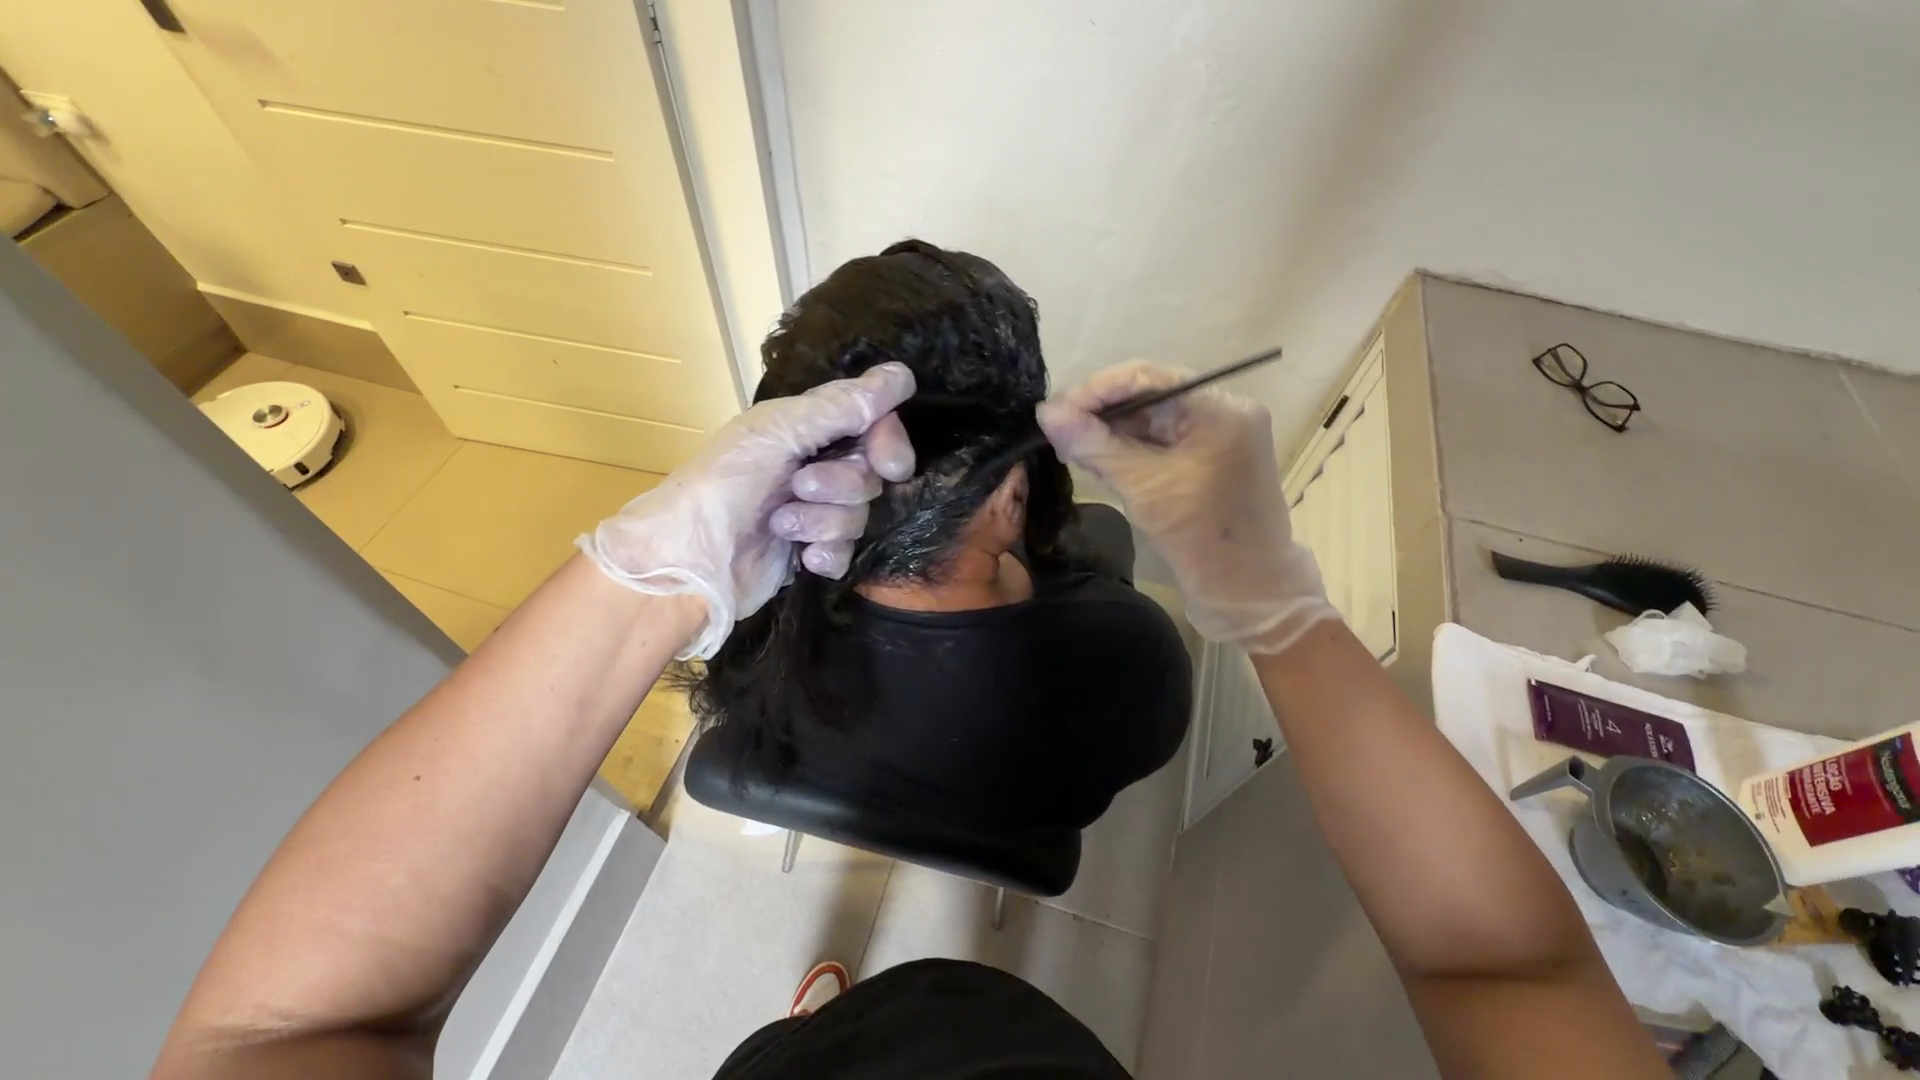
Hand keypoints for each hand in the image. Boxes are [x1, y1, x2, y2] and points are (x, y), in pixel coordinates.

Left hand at [578, 364, 916, 658]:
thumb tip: (903, 374)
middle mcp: (816, 466)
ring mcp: (814, 513)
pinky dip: (826, 554)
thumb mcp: (781, 431)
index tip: (886, 462)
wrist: (692, 556)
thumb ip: (842, 406)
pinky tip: (800, 557)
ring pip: (859, 516)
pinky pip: (847, 553)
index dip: (888, 442)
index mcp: (807, 429)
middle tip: (800, 487)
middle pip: (870, 475)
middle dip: (840, 486)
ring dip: (822, 521)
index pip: (874, 426)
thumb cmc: (726, 481)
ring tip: (781, 524)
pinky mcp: (811, 553)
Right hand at [1037, 361, 1335, 652]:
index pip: (1148, 378)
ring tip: (1070, 446)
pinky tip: (1097, 459)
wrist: (1249, 592)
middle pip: (1149, 395)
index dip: (1096, 390)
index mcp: (1220, 409)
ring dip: (1110, 432)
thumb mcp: (1143, 488)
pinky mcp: (1209, 459)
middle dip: (1100, 411)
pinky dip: (1129, 449)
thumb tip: (1046, 414)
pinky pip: (1161, 441)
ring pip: (1152, 419)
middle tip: (1056, 430)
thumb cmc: (1202, 539)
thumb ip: (1094, 445)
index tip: (1054, 411)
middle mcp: (1223, 411)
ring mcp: (1218, 436)